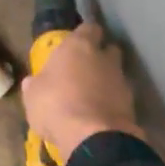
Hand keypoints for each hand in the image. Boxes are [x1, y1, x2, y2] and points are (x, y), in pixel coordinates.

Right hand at [21, 22, 143, 155]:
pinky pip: (120, 97)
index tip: (76, 44)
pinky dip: (113, 102)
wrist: (93, 137)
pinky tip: (101, 114)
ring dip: (107, 81)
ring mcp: (121, 79)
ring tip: (92, 96)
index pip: (88, 28)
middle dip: (100, 56)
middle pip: (107, 49)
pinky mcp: (131, 103)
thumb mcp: (33, 96)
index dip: (83, 35)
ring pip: (116, 73)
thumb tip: (33, 82)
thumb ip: (36, 84)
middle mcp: (104, 57)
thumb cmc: (55, 106)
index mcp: (78, 46)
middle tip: (85, 70)